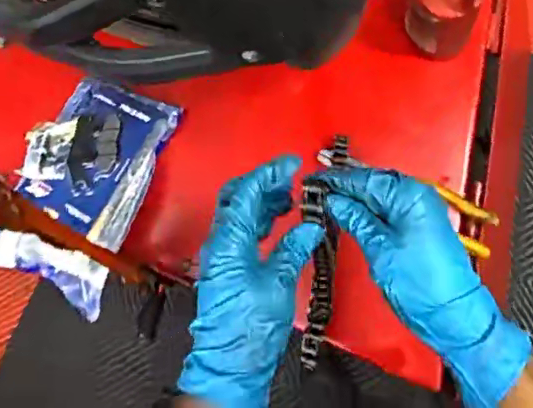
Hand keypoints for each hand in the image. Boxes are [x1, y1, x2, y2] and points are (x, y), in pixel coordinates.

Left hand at [177, 156, 323, 406]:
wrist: (229, 369)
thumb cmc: (250, 328)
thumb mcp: (278, 284)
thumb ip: (294, 249)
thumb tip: (312, 224)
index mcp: (228, 242)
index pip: (246, 192)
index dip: (270, 172)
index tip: (293, 163)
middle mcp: (221, 243)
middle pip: (237, 195)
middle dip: (264, 180)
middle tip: (291, 177)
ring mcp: (224, 254)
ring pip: (241, 210)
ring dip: (265, 198)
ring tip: (292, 196)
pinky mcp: (230, 265)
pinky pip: (245, 228)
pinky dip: (263, 216)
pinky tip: (282, 218)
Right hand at [315, 166, 531, 406]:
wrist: (453, 314)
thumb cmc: (420, 283)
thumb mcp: (381, 251)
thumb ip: (357, 221)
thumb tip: (335, 201)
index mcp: (410, 193)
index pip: (368, 178)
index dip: (340, 179)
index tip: (316, 179)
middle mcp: (417, 193)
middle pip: (376, 182)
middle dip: (347, 185)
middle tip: (318, 187)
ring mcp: (420, 208)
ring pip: (382, 194)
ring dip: (358, 196)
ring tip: (330, 198)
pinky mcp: (419, 223)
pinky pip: (390, 207)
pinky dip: (371, 209)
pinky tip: (354, 213)